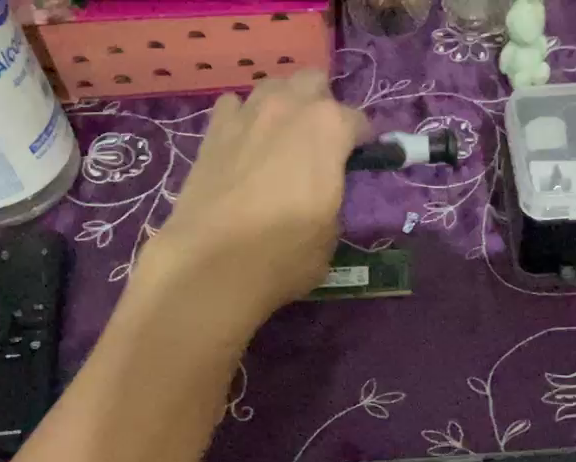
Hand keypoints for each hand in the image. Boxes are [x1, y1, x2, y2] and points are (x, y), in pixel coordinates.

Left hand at [132, 69, 367, 325]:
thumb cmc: (285, 255)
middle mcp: (289, 106)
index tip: (359, 163)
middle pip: (313, 84)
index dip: (362, 143)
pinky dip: (244, 119)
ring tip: (282, 139)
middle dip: (322, 106)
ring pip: (273, 86)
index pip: (358, 122)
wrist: (214, 264)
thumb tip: (325, 191)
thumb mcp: (331, 235)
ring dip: (284, 106)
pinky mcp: (213, 129)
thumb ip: (334, 197)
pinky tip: (245, 145)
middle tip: (321, 144)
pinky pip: (235, 106)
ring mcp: (247, 112)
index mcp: (329, 129)